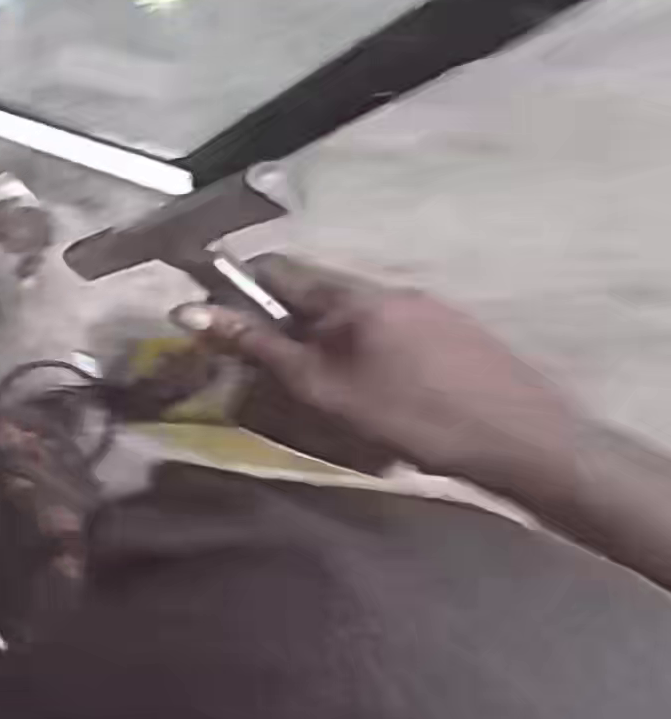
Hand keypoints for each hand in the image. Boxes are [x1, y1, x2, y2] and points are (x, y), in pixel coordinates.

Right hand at [173, 254, 582, 480]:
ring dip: (315, 333)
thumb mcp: (313, 382)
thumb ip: (250, 342)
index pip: (273, 268)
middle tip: (265, 361)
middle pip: (308, 290)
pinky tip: (367, 380)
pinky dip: (354, 342)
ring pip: (344, 309)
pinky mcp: (454, 331)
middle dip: (276, 318)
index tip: (219, 322)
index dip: (235, 287)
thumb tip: (185, 309)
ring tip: (315, 376)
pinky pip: (381, 324)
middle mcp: (388, 290)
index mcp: (350, 296)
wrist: (532, 449)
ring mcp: (428, 308)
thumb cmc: (404, 413)